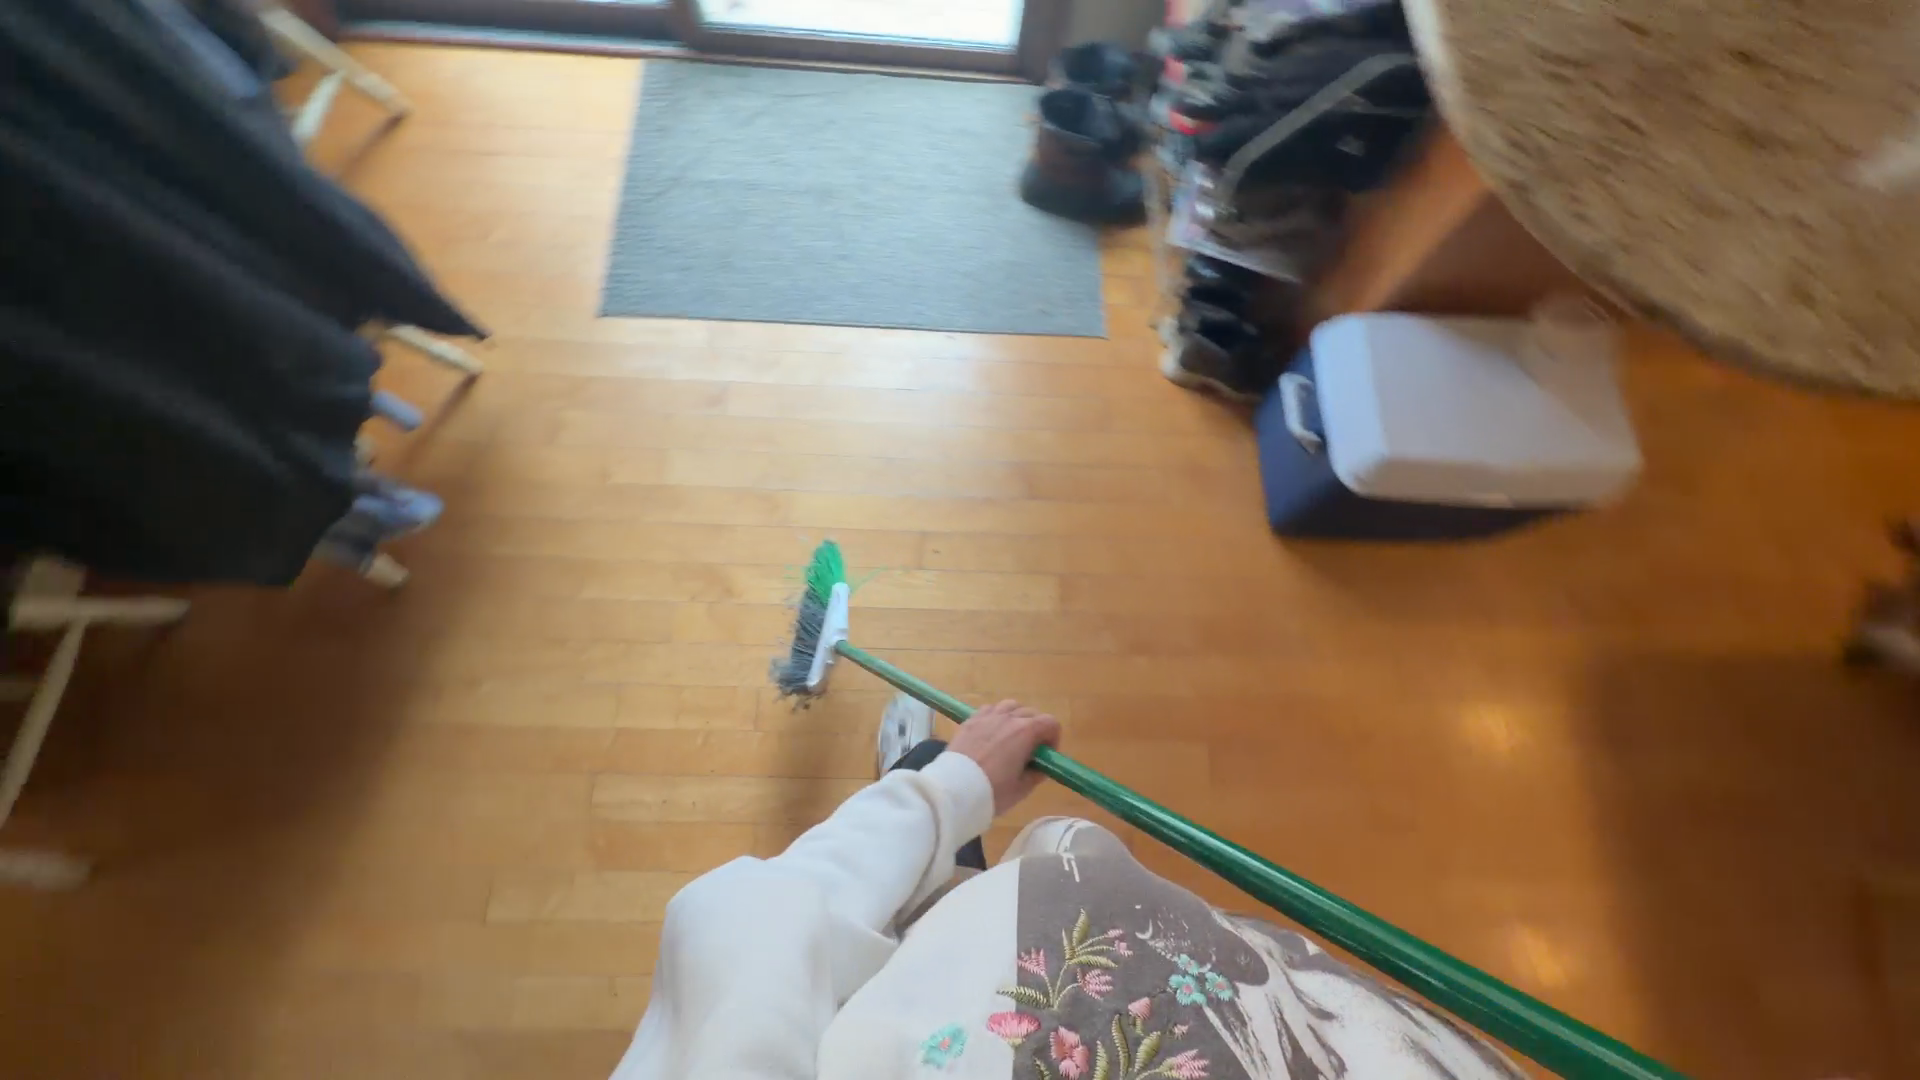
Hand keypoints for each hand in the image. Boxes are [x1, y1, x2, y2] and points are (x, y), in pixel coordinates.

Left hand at [950, 700, 1060, 814]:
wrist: (955, 788)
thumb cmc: (993, 790)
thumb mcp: (1022, 788)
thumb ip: (1036, 774)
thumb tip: (1040, 766)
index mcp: (1026, 732)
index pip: (1051, 723)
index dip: (1053, 738)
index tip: (1046, 754)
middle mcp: (1008, 718)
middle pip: (1031, 713)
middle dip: (1036, 729)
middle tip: (1029, 750)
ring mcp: (988, 716)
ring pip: (1010, 706)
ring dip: (1016, 718)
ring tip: (1010, 737)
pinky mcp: (971, 719)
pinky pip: (990, 709)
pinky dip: (996, 717)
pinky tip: (991, 732)